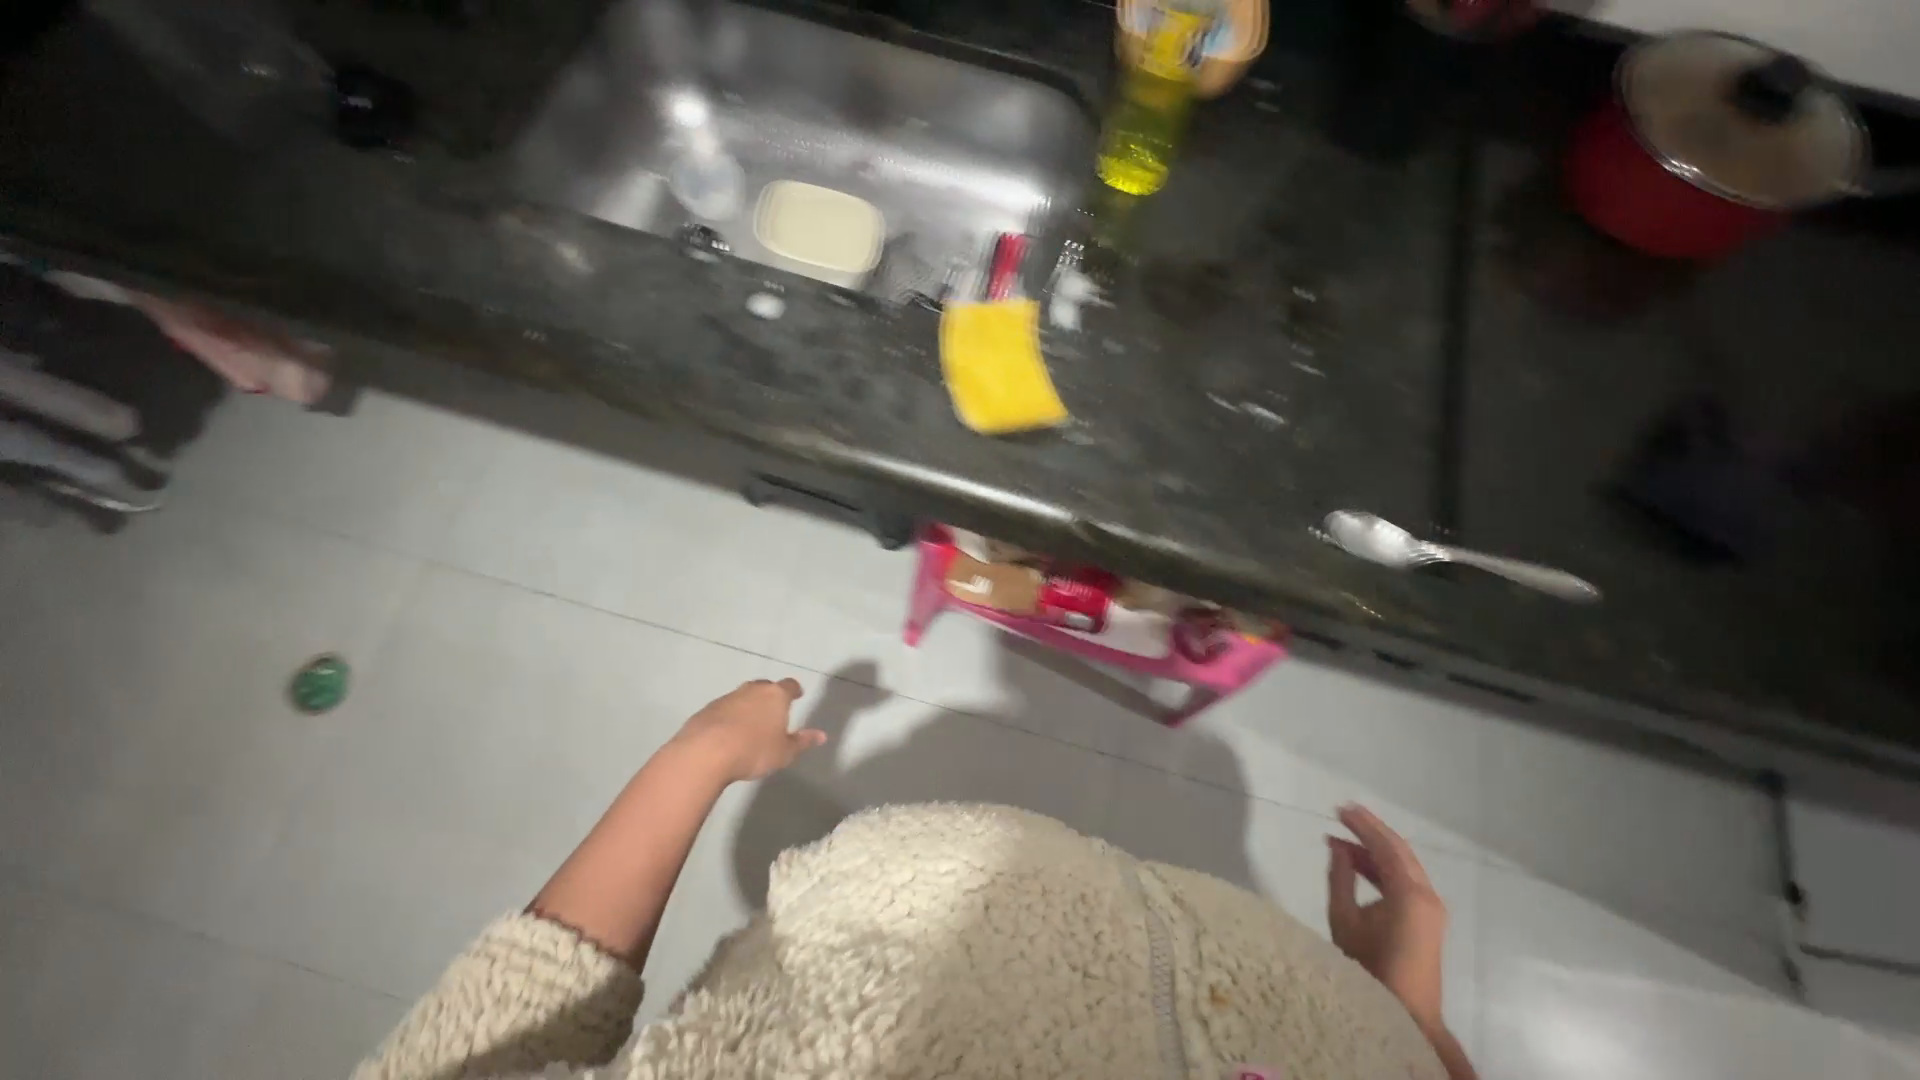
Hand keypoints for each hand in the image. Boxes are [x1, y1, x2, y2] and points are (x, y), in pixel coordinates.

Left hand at [672, 678, 826, 783]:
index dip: (794, 690)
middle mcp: (752, 690)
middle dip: (770, 696)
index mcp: (775, 696)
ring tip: (750, 724)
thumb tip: (821, 735)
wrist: (706, 752)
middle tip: (773, 710)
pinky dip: (729, 717)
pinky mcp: (707, 709)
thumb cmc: (754, 751)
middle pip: (765, 687)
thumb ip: (802, 742)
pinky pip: (724, 709)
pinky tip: (728, 733)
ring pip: (742, 696)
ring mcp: (727, 698)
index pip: (789, 685)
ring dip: (748, 706)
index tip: (798, 695)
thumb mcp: (784, 752)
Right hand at [1326, 804, 1448, 1035]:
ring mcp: (1431, 907)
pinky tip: (1359, 863)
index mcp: (1409, 893)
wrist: (1405, 1014)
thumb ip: (1340, 877)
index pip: (1386, 846)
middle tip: (1343, 813)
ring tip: (1344, 836)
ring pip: (1403, 864)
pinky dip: (1382, 867)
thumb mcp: (1344, 919)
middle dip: (1371, 830)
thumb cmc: (1369, 967)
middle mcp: (1427, 895)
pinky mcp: (1428, 919)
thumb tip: (1337, 846)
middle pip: (1399, 850)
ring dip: (1375, 848)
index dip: (1362, 824)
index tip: (1338, 809)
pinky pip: (1405, 880)